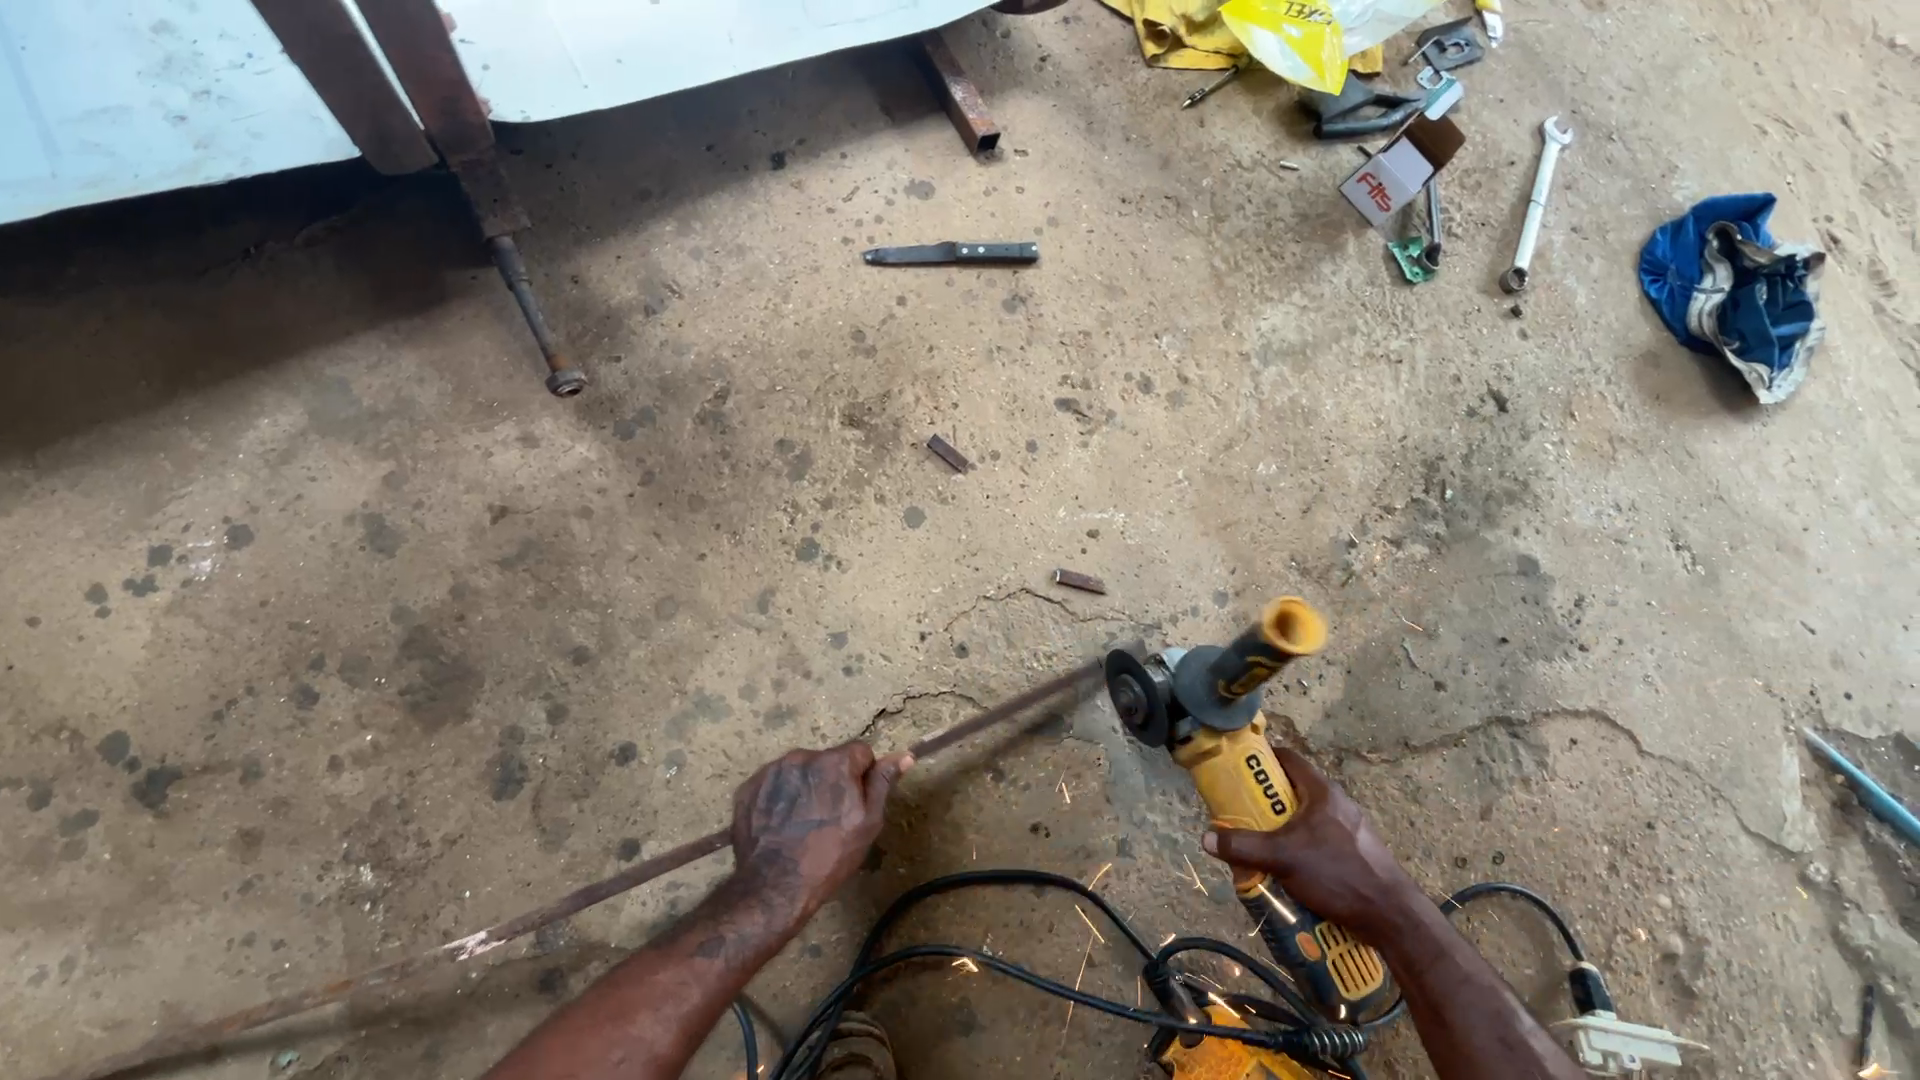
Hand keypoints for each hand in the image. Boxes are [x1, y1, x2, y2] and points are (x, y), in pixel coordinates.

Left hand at [729, 742, 913, 920]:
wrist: (774, 886)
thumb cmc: (830, 856)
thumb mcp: (868, 822)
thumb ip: (883, 782)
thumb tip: (903, 755)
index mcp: (835, 761)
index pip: (860, 752)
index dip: (862, 776)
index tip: (855, 803)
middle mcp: (801, 756)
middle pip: (828, 761)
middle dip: (832, 781)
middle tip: (830, 818)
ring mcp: (771, 771)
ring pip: (800, 771)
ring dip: (806, 787)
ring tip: (803, 824)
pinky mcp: (748, 788)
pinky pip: (774, 783)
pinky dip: (780, 797)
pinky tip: (781, 825)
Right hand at [1201, 747, 1421, 939]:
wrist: (1392, 916)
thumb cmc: (1338, 873)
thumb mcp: (1283, 858)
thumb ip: (1243, 847)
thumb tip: (1207, 839)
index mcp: (1322, 792)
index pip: (1288, 759)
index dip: (1262, 760)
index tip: (1239, 771)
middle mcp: (1337, 804)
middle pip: (1294, 790)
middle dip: (1267, 802)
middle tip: (1243, 815)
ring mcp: (1349, 829)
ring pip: (1307, 818)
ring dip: (1283, 829)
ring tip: (1262, 846)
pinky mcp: (1356, 853)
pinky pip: (1320, 841)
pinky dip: (1300, 848)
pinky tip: (1289, 870)